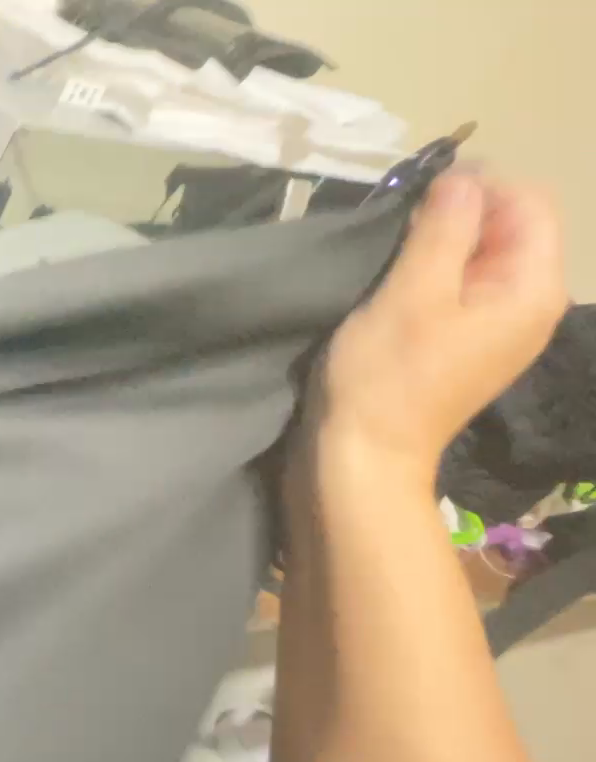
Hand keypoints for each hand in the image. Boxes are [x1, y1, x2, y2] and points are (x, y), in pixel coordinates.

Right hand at [307, 173, 568, 481]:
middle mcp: (529, 305)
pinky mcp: (460, 352)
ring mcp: (495, 333)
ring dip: (432, 253)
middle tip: (389, 229)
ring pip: (475, 266)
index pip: (528, 205)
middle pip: (505, 234)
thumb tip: (461, 176)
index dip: (476, 186)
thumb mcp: (408, 296)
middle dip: (452, 220)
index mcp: (532, 287)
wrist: (359, 457)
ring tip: (382, 261)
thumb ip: (440, 232)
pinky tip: (388, 296)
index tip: (411, 193)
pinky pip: (455, 297)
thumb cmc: (383, 376)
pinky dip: (425, 284)